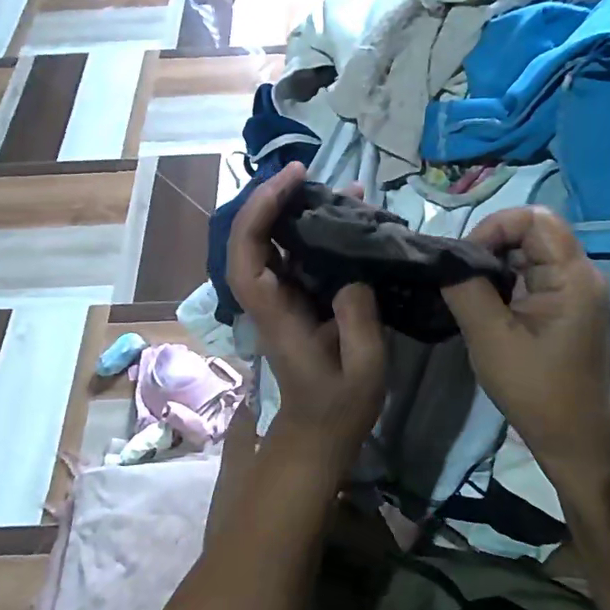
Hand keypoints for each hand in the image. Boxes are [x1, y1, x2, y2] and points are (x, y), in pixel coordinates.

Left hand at [226, 163, 385, 458]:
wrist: (318, 435)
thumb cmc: (338, 408)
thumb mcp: (363, 369)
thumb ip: (359, 321)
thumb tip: (354, 275)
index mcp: (275, 314)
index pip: (246, 254)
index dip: (259, 211)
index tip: (292, 179)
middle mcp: (269, 300)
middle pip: (252, 239)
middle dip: (275, 199)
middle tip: (312, 174)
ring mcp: (281, 299)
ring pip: (276, 243)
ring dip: (299, 212)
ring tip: (344, 191)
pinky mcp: (297, 301)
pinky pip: (299, 257)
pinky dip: (318, 232)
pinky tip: (349, 219)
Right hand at [441, 206, 609, 464]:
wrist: (574, 435)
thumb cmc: (535, 389)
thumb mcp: (491, 338)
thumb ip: (466, 290)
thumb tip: (447, 259)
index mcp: (573, 276)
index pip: (535, 219)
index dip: (495, 228)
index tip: (467, 260)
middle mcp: (582, 273)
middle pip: (535, 231)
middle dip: (493, 244)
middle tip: (462, 275)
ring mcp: (577, 289)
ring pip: (532, 251)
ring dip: (498, 262)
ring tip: (470, 289)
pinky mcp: (568, 304)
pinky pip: (536, 272)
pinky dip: (508, 278)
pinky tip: (488, 302)